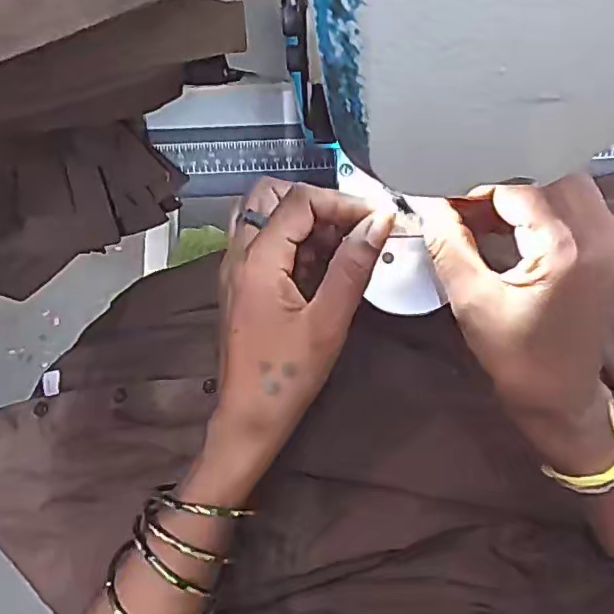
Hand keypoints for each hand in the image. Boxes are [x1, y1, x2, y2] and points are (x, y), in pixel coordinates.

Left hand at [201, 179, 392, 491]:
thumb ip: (352, 267)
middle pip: (271, 196)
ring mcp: (236, 271)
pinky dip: (295, 243)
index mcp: (256, 260)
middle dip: (317, 203)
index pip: (299, 201)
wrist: (249, 417)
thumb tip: (377, 223)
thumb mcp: (328, 322)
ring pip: (265, 217)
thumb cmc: (285, 377)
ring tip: (341, 249)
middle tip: (352, 228)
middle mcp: (238, 257)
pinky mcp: (242, 286)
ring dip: (305, 222)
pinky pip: (264, 244)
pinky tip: (323, 269)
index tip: (375, 219)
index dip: (341, 202)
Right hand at [417, 175, 613, 472]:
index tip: (443, 191)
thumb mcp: (471, 300)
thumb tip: (431, 203)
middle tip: (458, 198)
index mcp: (568, 250)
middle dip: (499, 179)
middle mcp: (604, 234)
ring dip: (518, 188)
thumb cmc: (514, 357)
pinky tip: (501, 221)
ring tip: (475, 210)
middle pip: (548, 171)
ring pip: (562, 181)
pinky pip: (572, 201)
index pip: (521, 184)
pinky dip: (536, 203)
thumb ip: (449, 243)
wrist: (560, 394)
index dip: (477, 180)